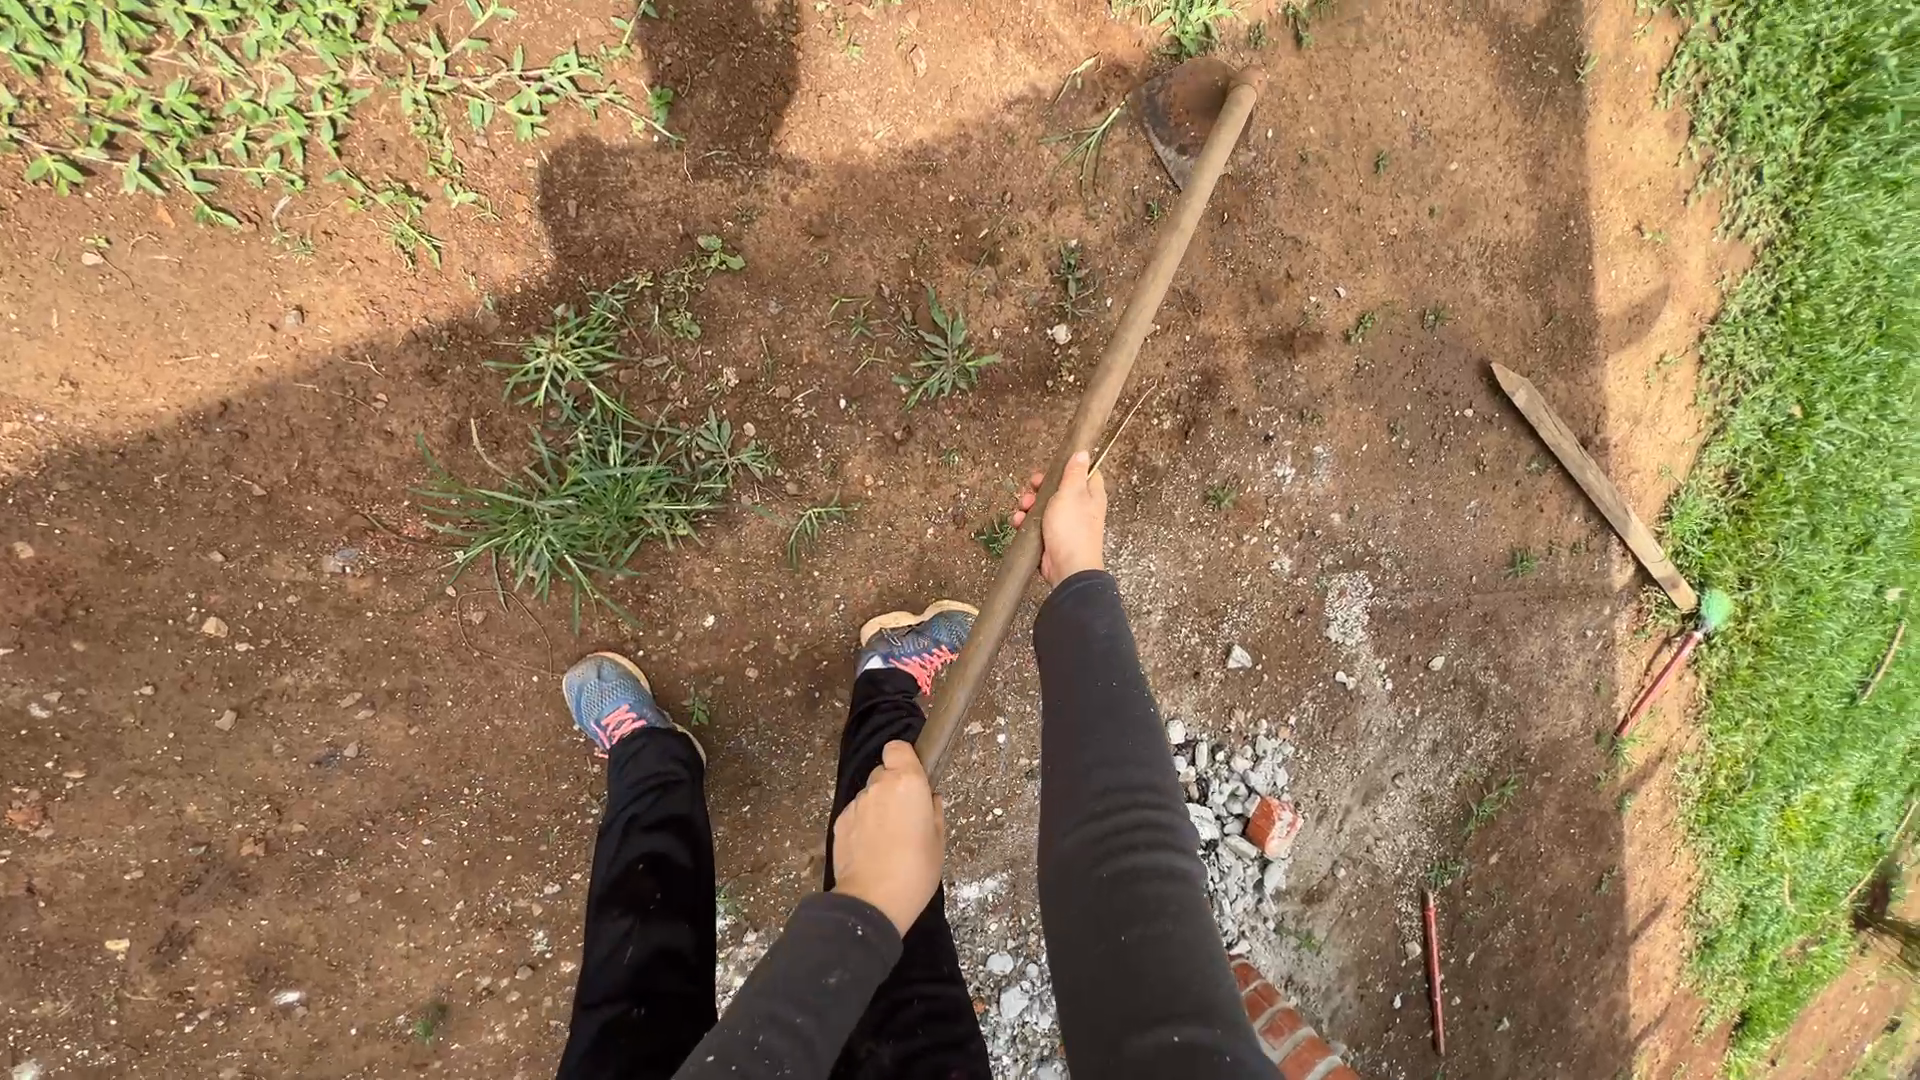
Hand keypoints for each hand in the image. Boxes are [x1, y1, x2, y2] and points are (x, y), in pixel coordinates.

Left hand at [831, 740, 945, 936]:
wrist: (873, 901)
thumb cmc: (915, 870)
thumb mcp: (938, 841)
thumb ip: (934, 811)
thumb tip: (930, 798)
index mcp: (908, 782)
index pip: (897, 747)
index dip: (904, 759)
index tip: (913, 778)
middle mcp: (879, 785)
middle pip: (884, 773)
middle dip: (893, 788)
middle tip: (904, 817)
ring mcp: (856, 804)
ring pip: (869, 795)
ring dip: (877, 808)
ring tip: (886, 839)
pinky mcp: (840, 822)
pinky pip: (856, 814)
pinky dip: (862, 825)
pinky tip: (870, 849)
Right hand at [1012, 449, 1107, 585]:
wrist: (1067, 567)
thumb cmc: (1072, 528)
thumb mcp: (1072, 492)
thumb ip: (1075, 472)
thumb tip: (1083, 452)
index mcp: (1091, 494)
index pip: (1084, 473)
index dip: (1067, 468)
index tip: (1052, 468)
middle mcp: (1080, 508)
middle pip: (1058, 489)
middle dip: (1040, 488)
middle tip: (1032, 488)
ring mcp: (1065, 524)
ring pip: (1043, 506)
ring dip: (1029, 505)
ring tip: (1023, 508)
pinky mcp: (1051, 538)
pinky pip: (1036, 524)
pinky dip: (1025, 522)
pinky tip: (1018, 523)